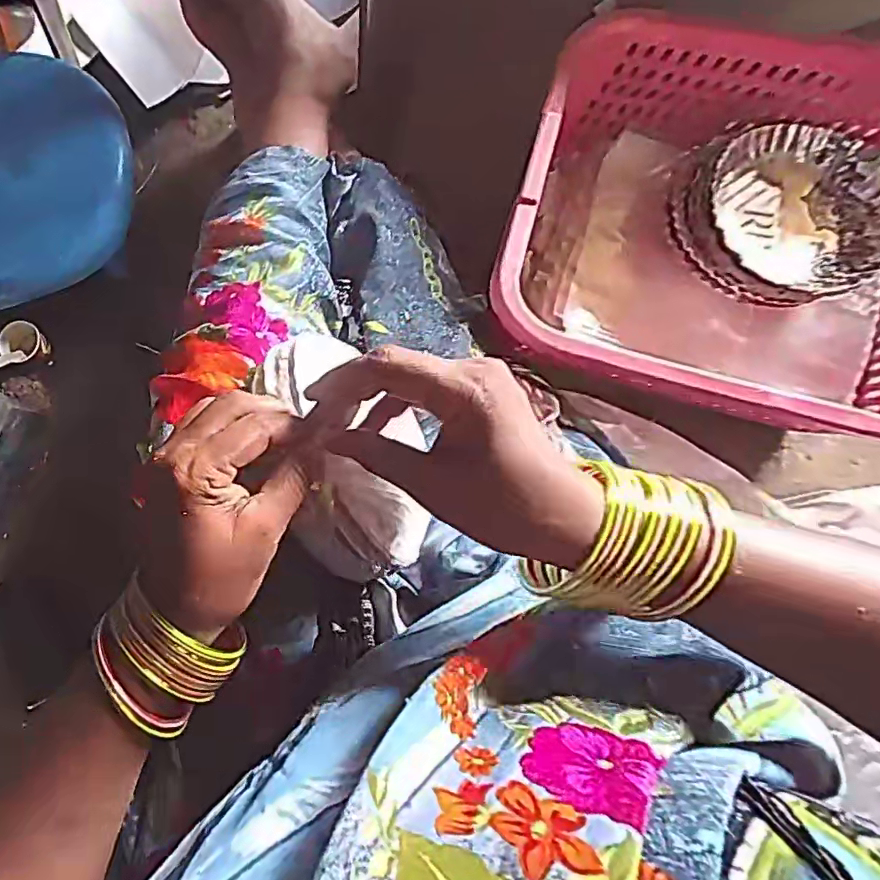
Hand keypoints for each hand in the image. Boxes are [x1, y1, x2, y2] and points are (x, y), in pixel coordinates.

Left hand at [138, 392, 308, 639]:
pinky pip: (199, 423)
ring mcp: (163, 454)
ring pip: (212, 407)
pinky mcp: (164, 462)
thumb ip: (292, 477)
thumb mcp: (265, 530)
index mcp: (196, 470)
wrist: (173, 608)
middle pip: (231, 404)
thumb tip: (318, 444)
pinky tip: (252, 438)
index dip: (294, 425)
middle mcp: (173, 452)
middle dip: (273, 412)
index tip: (323, 430)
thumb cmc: (221, 579)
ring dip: (250, 412)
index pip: (254, 425)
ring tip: (283, 432)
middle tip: (305, 430)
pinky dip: (228, 422)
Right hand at [303, 347, 604, 564]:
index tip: (311, 402)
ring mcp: (480, 375)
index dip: (342, 381)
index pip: (387, 366)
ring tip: (342, 421)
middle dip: (352, 386)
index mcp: (464, 390)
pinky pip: (428, 384)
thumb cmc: (503, 507)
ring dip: (372, 393)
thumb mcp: (431, 485)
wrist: (567, 516)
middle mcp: (473, 369)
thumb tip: (329, 439)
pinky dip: (397, 400)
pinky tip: (378, 424)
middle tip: (320, 414)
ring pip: (409, 372)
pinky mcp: (482, 387)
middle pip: (396, 363)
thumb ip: (376, 454)